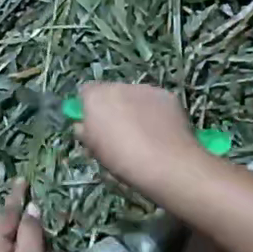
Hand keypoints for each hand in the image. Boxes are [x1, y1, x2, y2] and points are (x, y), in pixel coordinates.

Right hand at [72, 83, 208, 197]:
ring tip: (143, 134)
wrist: (168, 165)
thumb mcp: (94, 151)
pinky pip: (154, 101)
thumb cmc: (122, 161)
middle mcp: (119, 86)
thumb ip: (85, 131)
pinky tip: (160, 132)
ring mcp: (145, 89)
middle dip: (112, 107)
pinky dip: (154, 112)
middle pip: (110, 92)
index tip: (93, 126)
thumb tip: (84, 125)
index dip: (88, 108)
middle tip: (118, 133)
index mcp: (95, 98)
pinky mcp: (168, 96)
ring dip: (134, 108)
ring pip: (133, 96)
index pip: (85, 92)